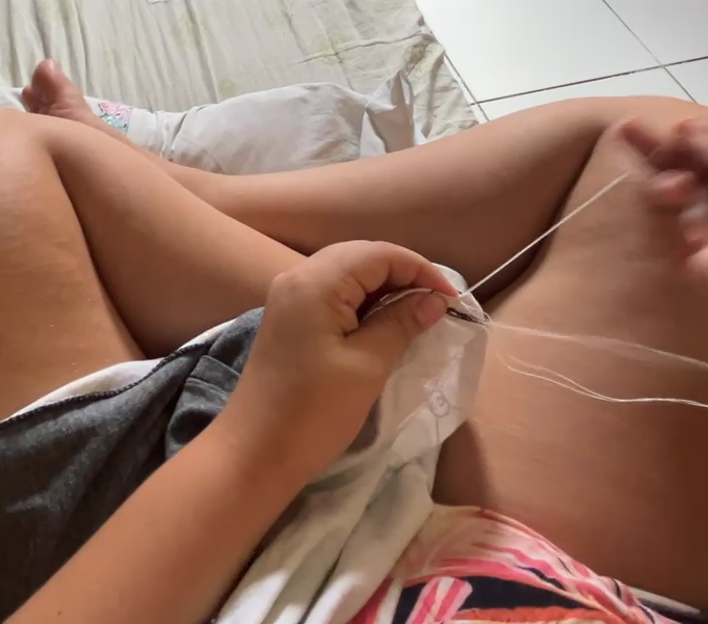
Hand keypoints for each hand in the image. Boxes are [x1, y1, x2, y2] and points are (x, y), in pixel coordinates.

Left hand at [216, 241, 457, 484]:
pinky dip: (362, 300)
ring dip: (383, 287)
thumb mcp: (367, 366)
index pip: (378, 254)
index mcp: (316, 281)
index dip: (419, 269)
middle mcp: (298, 276)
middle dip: (403, 274)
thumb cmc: (314, 411)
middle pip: (361, 256)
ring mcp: (289, 295)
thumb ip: (400, 324)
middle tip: (436, 305)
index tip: (452, 299)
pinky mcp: (289, 316)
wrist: (255, 452)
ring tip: (417, 313)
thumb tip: (434, 300)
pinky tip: (384, 322)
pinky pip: (332, 291)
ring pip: (347, 272)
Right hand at [620, 118, 707, 326]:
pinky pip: (671, 216)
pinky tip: (671, 197)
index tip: (675, 128)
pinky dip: (669, 203)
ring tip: (678, 187)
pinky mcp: (692, 247)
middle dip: (663, 147)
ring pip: (678, 187)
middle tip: (626, 129)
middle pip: (692, 164)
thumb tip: (690, 126)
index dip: (696, 136)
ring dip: (671, 179)